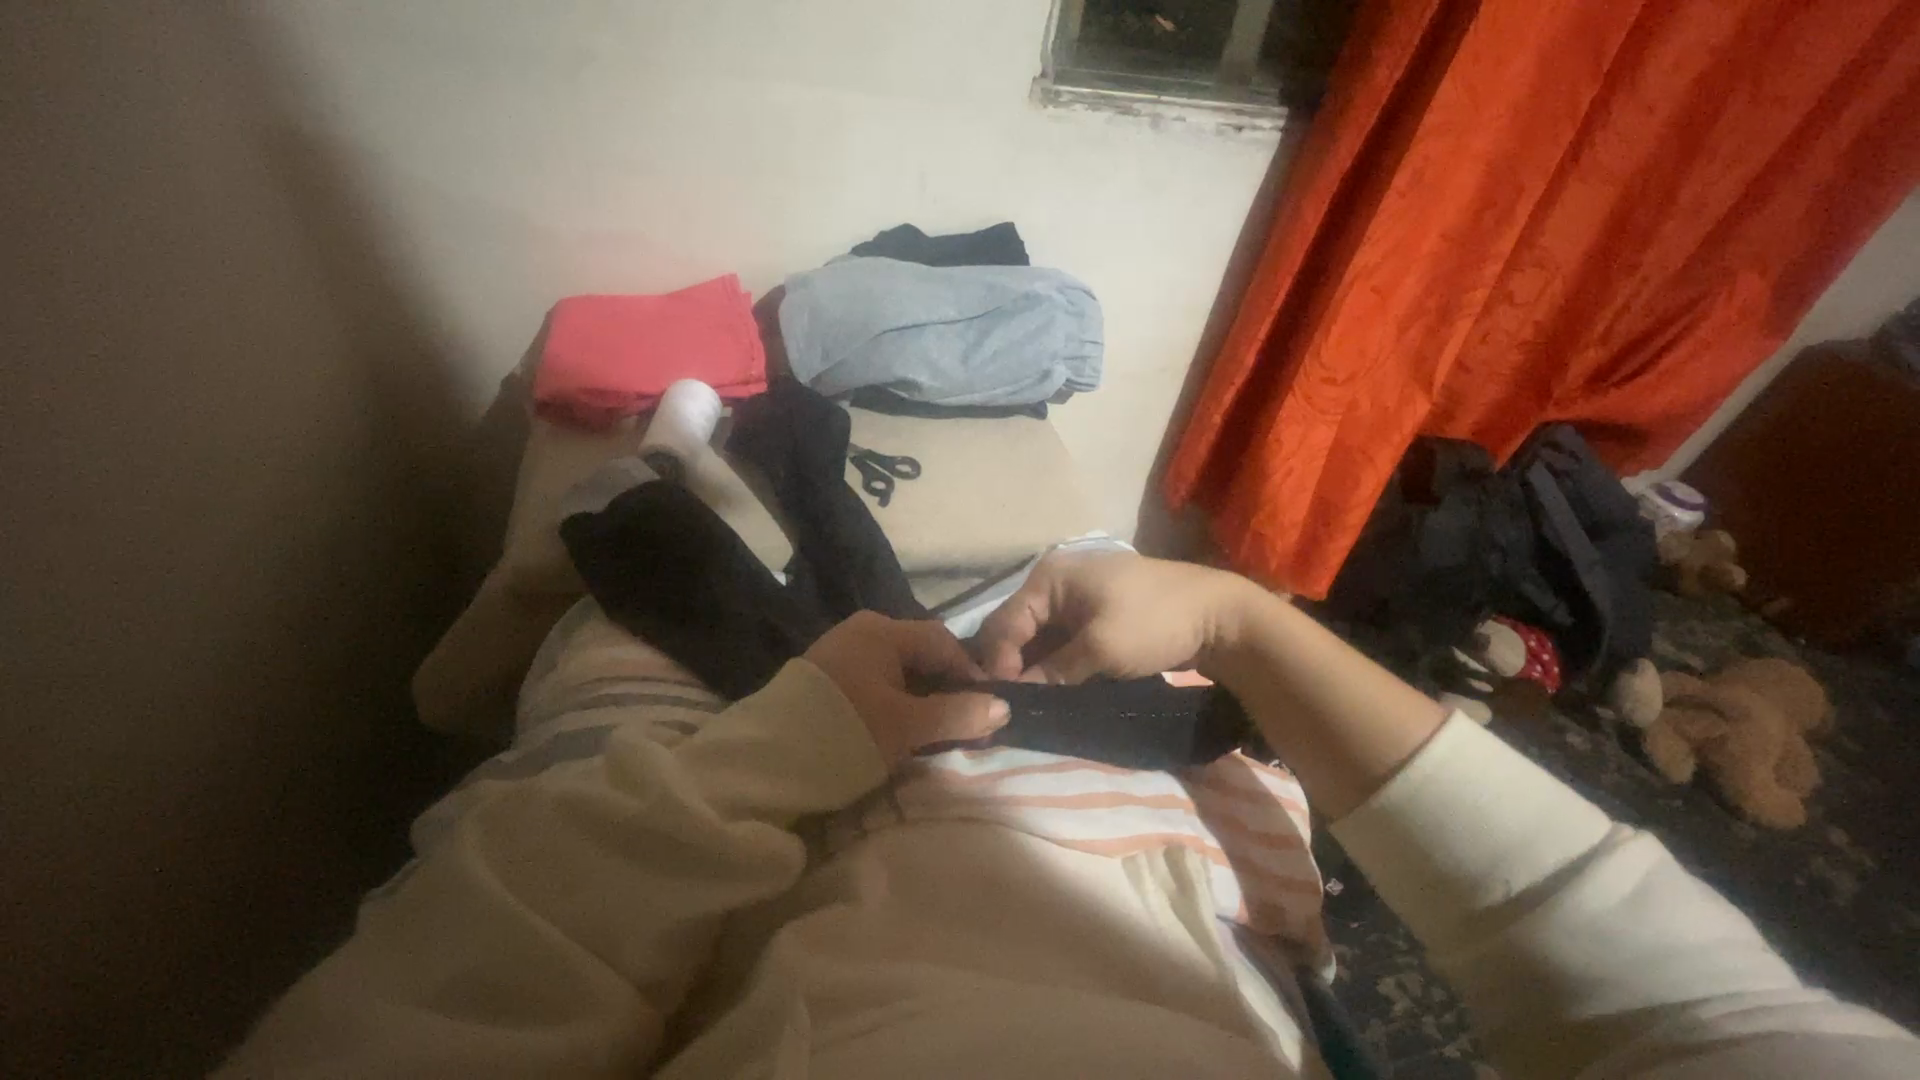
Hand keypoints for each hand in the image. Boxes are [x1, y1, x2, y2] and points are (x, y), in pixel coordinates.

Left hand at [804, 612, 1010, 765]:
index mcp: (883, 631)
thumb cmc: (847, 732)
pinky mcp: (824, 679)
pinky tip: (896, 733)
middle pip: (920, 656)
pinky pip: (873, 684)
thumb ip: (957, 714)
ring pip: (896, 673)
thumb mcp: (909, 727)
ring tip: (931, 736)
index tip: (985, 712)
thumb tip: (1003, 707)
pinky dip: (892, 705)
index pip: (944, 643)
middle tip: (961, 727)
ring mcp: (839, 653)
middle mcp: (861, 631)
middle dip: (944, 690)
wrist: (765, 762)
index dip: (970, 676)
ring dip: (918, 701)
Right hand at [974, 551, 1256, 683]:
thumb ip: (1053, 674)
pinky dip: (1055, 668)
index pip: (1005, 624)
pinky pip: (1060, 645)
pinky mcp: (1092, 619)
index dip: (998, 665)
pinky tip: (1052, 695)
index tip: (1002, 705)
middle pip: (1017, 631)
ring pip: (1038, 641)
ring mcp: (1074, 601)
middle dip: (1013, 669)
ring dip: (1034, 673)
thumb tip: (1015, 701)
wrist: (1219, 617)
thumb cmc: (1154, 621)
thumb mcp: (1101, 649)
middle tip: (1011, 711)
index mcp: (1049, 578)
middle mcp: (1055, 584)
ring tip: (1029, 709)